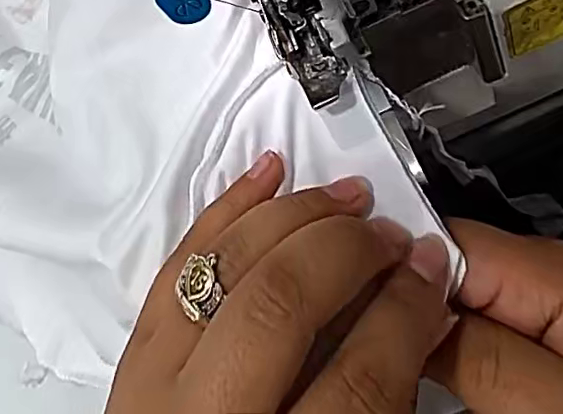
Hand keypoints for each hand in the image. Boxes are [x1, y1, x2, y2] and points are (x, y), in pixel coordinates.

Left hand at [107, 150, 456, 413]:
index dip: (404, 314)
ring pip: (229, 265)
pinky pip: (181, 259)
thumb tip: (417, 313)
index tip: (430, 271)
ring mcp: (155, 380)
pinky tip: (268, 172)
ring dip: (294, 214)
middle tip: (390, 234)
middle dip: (349, 252)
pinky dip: (228, 206)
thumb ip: (374, 408)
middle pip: (282, 304)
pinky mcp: (133, 350)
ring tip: (345, 195)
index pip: (355, 384)